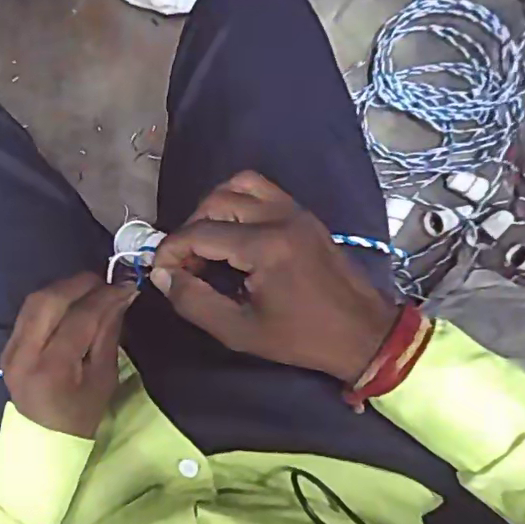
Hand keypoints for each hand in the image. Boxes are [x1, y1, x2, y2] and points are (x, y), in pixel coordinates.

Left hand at [2, 272, 137, 437]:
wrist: (44, 439)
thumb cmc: (81, 415)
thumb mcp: (104, 378)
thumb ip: (108, 333)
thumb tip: (120, 295)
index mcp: (52, 368)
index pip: (79, 318)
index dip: (105, 297)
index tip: (126, 286)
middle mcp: (24, 353)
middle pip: (49, 300)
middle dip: (80, 284)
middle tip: (105, 283)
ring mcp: (10, 349)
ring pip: (34, 301)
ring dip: (64, 288)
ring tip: (90, 289)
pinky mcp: (6, 346)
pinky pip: (28, 312)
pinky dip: (51, 300)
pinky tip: (70, 301)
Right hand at [151, 171, 396, 382]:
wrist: (363, 333)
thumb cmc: (300, 338)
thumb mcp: (239, 331)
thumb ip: (193, 302)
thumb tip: (161, 275)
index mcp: (264, 247)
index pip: (198, 233)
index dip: (170, 251)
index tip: (160, 271)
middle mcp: (279, 218)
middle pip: (214, 202)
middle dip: (189, 230)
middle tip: (186, 264)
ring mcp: (295, 211)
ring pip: (238, 185)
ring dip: (212, 209)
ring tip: (206, 243)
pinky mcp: (303, 214)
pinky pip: (261, 190)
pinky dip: (237, 203)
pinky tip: (232, 235)